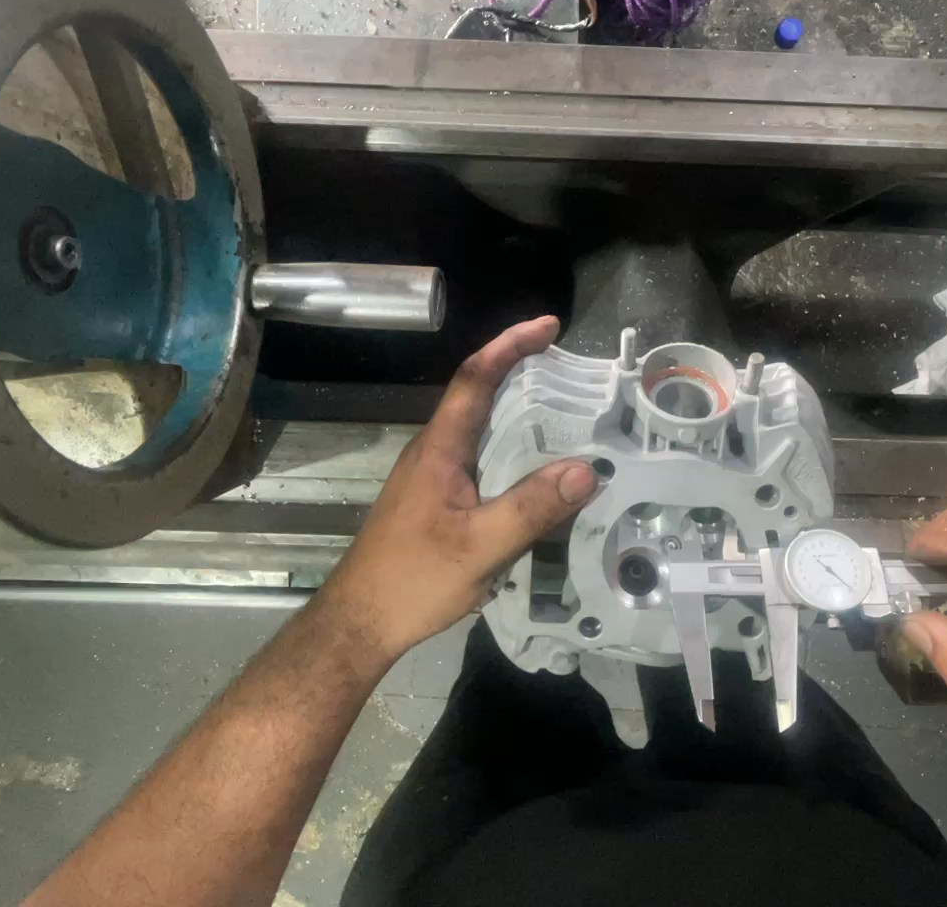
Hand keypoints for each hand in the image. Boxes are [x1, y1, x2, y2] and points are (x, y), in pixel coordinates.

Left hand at [313, 317, 597, 664]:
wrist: (360, 621)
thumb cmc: (413, 580)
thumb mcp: (480, 548)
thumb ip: (531, 508)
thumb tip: (586, 470)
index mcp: (440, 448)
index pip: (474, 378)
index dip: (510, 345)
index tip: (548, 326)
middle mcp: (434, 450)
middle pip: (478, 393)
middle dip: (520, 368)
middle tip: (570, 367)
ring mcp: (433, 473)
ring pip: (479, 425)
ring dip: (517, 407)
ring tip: (565, 408)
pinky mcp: (437, 496)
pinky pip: (480, 454)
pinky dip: (512, 444)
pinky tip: (535, 465)